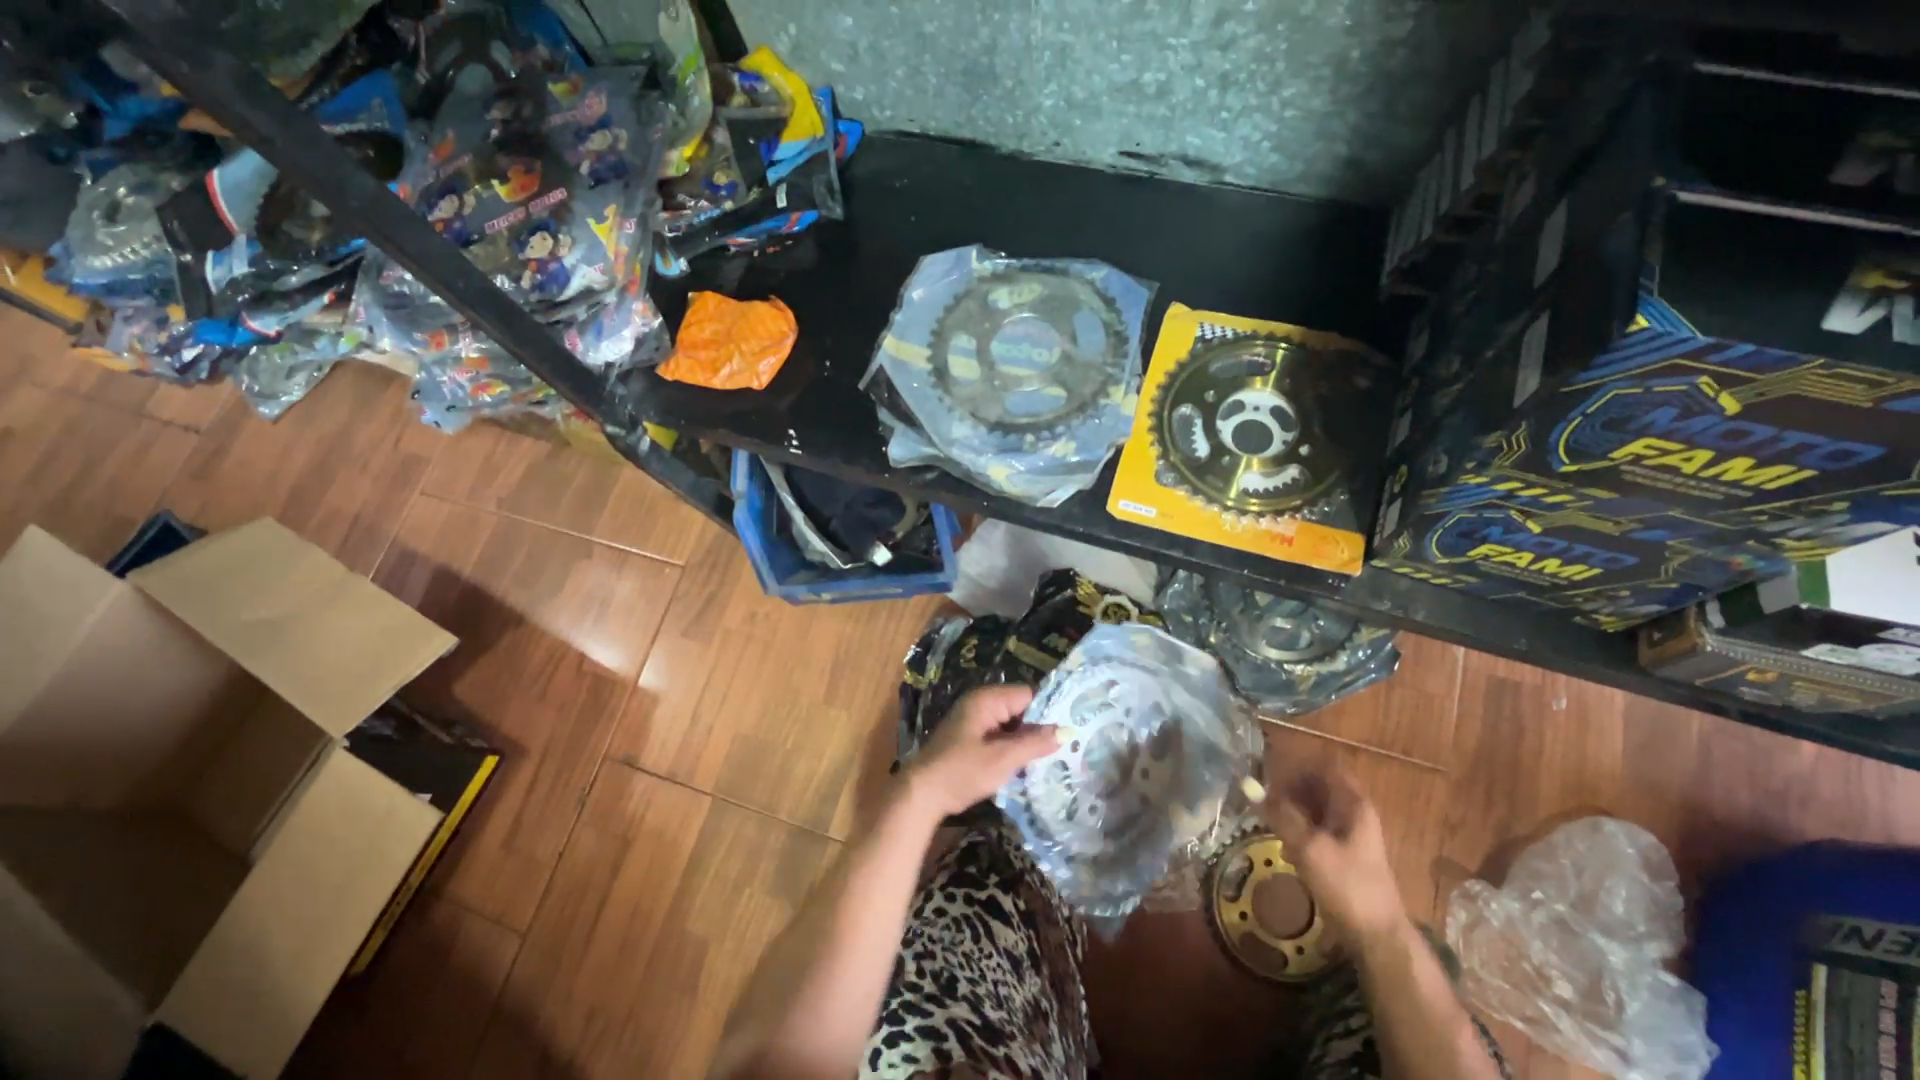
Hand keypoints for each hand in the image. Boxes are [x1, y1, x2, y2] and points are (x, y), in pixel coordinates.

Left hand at [904, 685, 1058, 818]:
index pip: (1028, 695)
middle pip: (1020, 709)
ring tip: (1053, 757)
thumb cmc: (961, 772)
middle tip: (1067, 746)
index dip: (1049, 711)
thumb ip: (1034, 744)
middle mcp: (980, 705)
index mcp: (986, 700)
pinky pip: (1000, 738)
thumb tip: (1064, 731)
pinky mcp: (970, 741)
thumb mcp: (1002, 759)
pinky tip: (1028, 765)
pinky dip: (1012, 749)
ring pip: (1011, 726)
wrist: (921, 795)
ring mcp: (974, 723)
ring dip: (1026, 741)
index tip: (1071, 729)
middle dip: (1039, 728)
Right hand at [1265, 769, 1408, 946]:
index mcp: (1352, 804)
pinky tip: (1283, 845)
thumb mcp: (1309, 848)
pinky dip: (1298, 831)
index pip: (1325, 767)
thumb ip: (1283, 817)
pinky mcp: (1342, 855)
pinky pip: (1316, 831)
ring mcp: (1349, 835)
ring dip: (1292, 810)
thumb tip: (1256, 791)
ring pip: (1315, 810)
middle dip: (1290, 789)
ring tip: (1267, 819)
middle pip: (1319, 787)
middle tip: (1261, 798)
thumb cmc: (1346, 885)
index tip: (1269, 772)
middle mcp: (1353, 813)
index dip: (1298, 765)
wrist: (1375, 934)